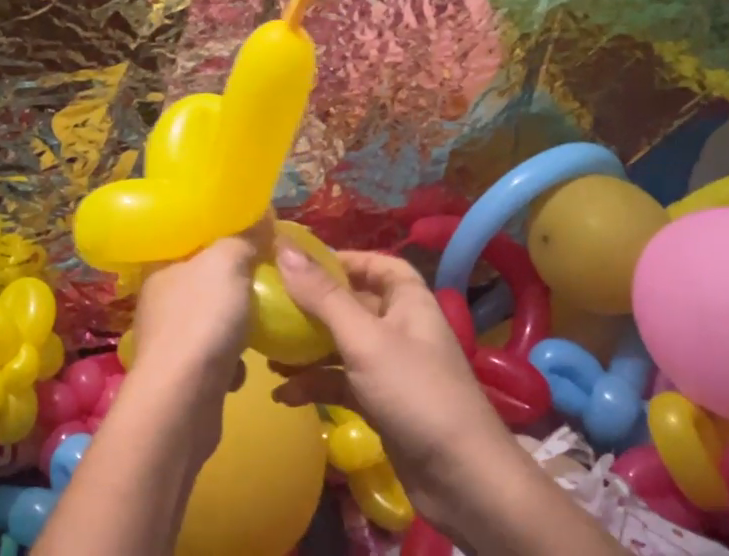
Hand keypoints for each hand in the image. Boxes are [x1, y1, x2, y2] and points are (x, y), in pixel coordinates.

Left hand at [123, 222, 270, 412]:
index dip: (218, 232)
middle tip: (266, 272)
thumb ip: (244, 237)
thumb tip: (263, 213)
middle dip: (233, 278)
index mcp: (161, 266)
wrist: (182, 402)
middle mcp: (159, 300)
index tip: (250, 231)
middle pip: (203, 278)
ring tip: (262, 318)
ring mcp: (169, 339)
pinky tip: (246, 365)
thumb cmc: (201, 320)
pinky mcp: (183, 374)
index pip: (188, 238)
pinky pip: (215, 356)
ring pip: (210, 318)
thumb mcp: (228, 263)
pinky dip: (232, 360)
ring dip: (235, 322)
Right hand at [271, 245, 530, 529]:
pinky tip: (283, 395)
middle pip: (352, 304)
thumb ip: (323, 295)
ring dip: (307, 349)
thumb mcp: (365, 339)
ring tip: (267, 353)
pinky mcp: (381, 404)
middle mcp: (400, 328)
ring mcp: (391, 369)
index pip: (377, 264)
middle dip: (312, 306)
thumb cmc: (416, 392)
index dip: (342, 259)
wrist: (461, 480)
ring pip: (341, 346)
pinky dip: (315, 385)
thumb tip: (283, 247)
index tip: (299, 261)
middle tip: (269, 305)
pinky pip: (341, 383)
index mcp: (408, 301)